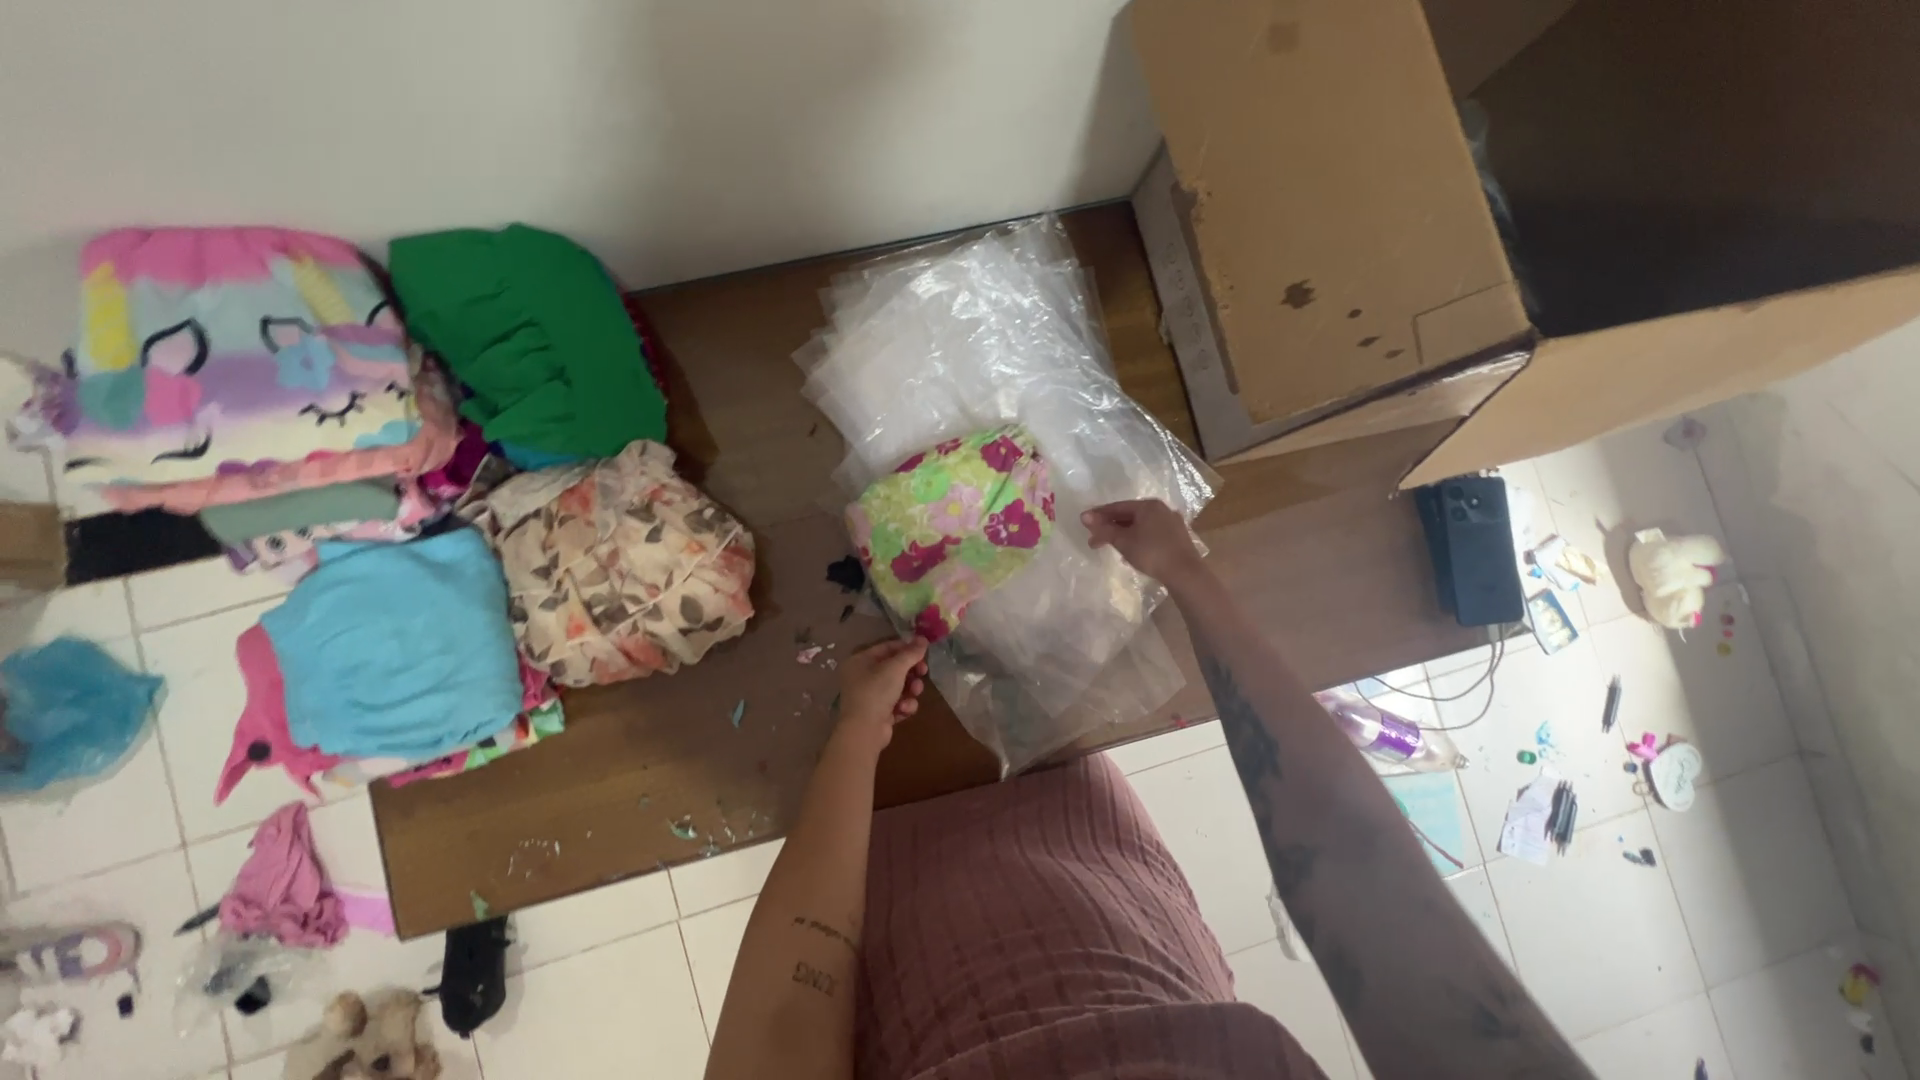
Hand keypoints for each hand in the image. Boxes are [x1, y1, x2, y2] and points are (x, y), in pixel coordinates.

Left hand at [833, 636, 929, 756]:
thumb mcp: (895, 668)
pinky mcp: (878, 713)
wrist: (865, 730)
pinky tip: (903, 710)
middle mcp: (862, 676)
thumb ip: (911, 653)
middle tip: (923, 672)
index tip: (924, 651)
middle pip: (894, 668)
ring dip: (910, 690)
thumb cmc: (876, 692)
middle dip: (911, 672)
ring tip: (914, 693)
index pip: (887, 647)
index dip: (906, 648)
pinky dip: (903, 705)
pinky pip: (897, 703)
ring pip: (899, 686)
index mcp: (859, 661)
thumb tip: (923, 639)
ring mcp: (870, 696)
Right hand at [1082, 499, 1205, 585]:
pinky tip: (1131, 551)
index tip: (1083, 522)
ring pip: (1140, 525)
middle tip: (1094, 541)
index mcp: (1148, 505)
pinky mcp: (1177, 537)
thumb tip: (1084, 517)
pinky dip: (1137, 539)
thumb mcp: (1123, 541)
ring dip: (1123, 535)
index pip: (1117, 507)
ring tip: (1110, 547)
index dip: (1098, 515)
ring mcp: (1171, 522)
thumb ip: (1103, 529)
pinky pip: (1151, 533)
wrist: (1184, 572)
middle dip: (1110, 528)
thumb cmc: (1151, 552)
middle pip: (1129, 516)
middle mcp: (1161, 509)